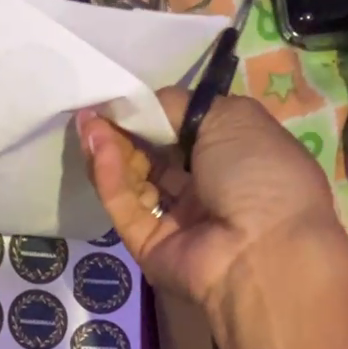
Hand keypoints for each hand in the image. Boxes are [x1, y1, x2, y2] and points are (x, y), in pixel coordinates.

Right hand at [77, 91, 342, 312]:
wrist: (258, 247)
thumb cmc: (258, 171)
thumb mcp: (229, 117)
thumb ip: (178, 107)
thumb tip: (142, 105)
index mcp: (232, 155)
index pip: (182, 131)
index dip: (152, 114)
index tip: (122, 100)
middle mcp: (203, 187)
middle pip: (153, 157)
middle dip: (125, 132)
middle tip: (95, 112)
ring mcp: (174, 220)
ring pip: (134, 182)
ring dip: (111, 152)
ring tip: (88, 126)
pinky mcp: (147, 246)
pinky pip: (126, 208)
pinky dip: (110, 179)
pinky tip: (98, 148)